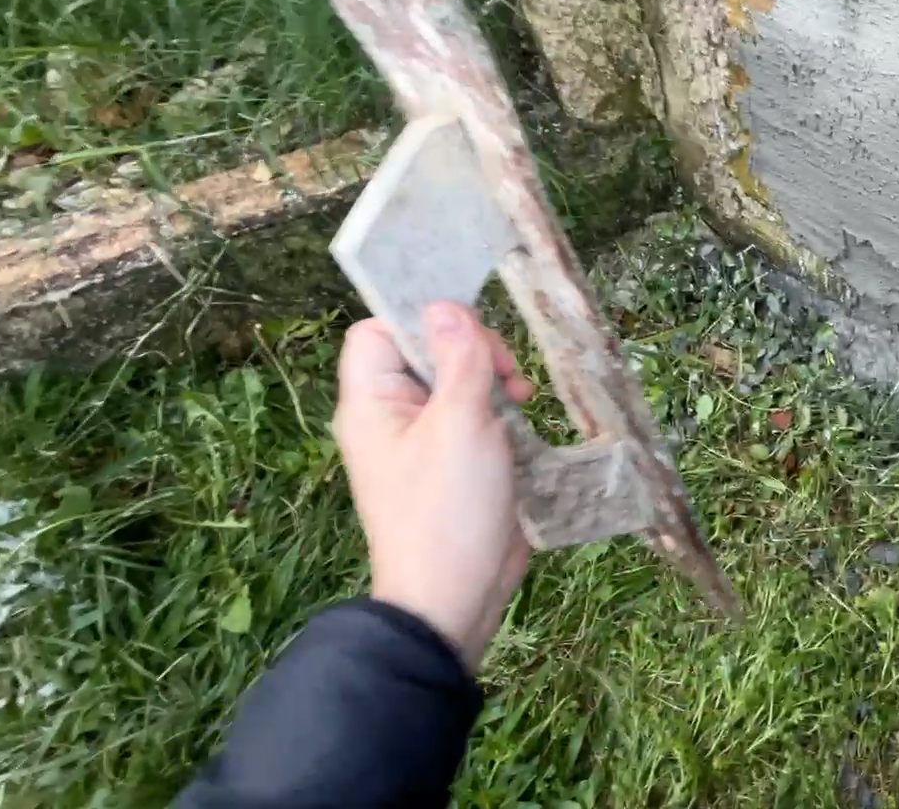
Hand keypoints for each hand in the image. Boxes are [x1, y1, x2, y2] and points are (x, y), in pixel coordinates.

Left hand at [331, 302, 534, 670]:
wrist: (455, 592)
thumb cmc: (449, 506)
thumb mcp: (460, 424)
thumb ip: (459, 360)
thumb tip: (445, 304)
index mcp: (374, 403)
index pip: (379, 331)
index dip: (423, 320)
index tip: (473, 333)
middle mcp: (394, 414)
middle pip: (428, 349)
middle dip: (474, 349)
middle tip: (507, 374)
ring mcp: (427, 437)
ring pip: (458, 377)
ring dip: (494, 376)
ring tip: (523, 395)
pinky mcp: (458, 455)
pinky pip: (476, 409)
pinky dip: (501, 404)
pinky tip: (525, 415)